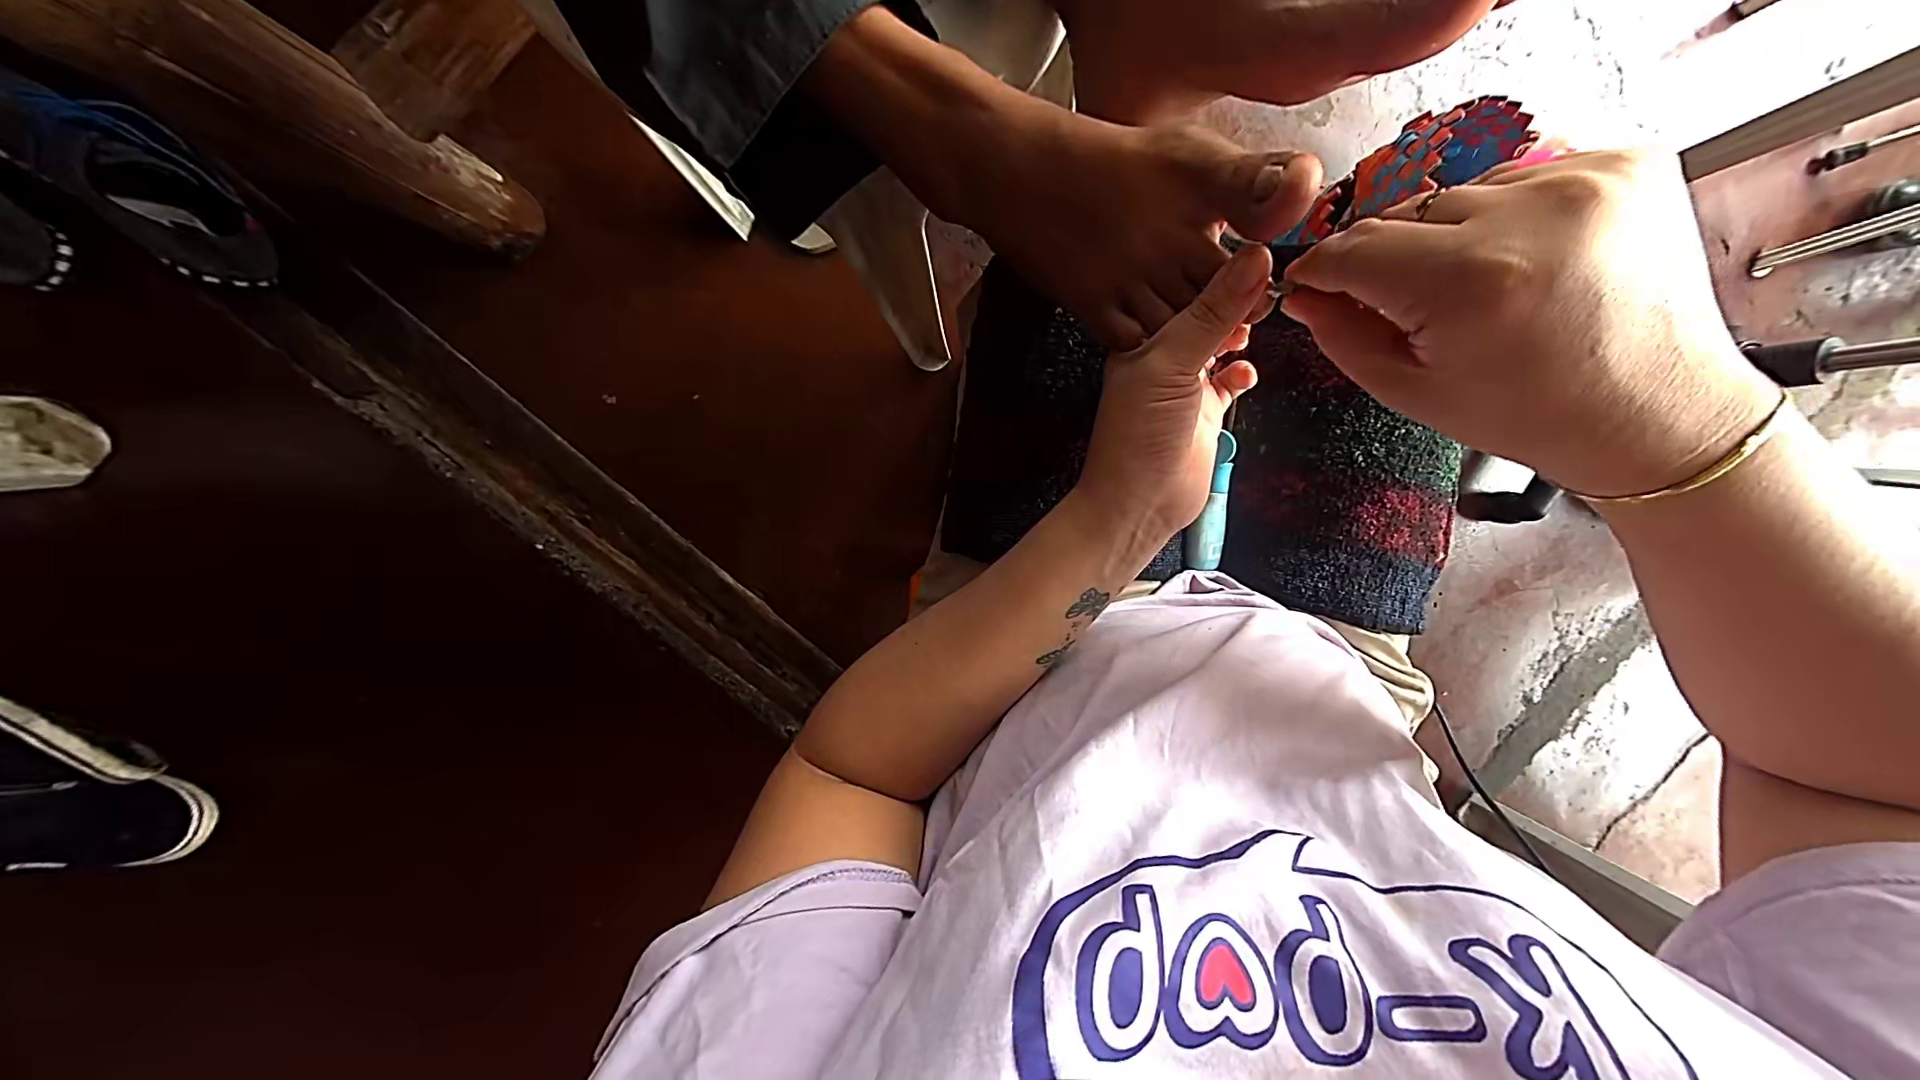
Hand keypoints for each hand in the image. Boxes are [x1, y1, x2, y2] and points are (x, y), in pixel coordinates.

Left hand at [1076, 244, 1268, 545]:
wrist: (1138, 503)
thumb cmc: (1137, 436)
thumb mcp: (1172, 364)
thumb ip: (1213, 313)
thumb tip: (1256, 257)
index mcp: (1141, 338)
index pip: (1183, 289)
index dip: (1217, 272)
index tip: (1257, 255)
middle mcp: (1161, 358)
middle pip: (1207, 314)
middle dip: (1235, 302)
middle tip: (1264, 294)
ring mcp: (1184, 386)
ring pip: (1221, 344)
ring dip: (1240, 334)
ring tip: (1252, 331)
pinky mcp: (1205, 412)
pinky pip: (1231, 380)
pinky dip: (1242, 373)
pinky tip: (1244, 374)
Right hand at [1280, 149, 1778, 497]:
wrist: (1648, 406)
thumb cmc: (1527, 411)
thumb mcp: (1407, 389)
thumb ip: (1341, 335)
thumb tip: (1305, 294)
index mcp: (1469, 282)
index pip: (1353, 250)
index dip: (1318, 269)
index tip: (1307, 282)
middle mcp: (1531, 215)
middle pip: (1400, 216)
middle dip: (1380, 259)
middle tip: (1397, 303)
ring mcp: (1585, 180)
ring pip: (1454, 195)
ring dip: (1439, 237)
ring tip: (1469, 287)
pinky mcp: (1623, 164)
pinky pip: (1513, 180)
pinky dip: (1496, 218)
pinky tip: (1513, 261)